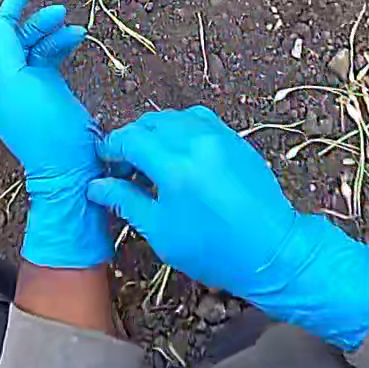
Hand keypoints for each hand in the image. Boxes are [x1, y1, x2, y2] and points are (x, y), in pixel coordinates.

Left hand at [0, 0, 111, 267]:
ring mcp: (28, 88)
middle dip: (36, 23)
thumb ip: (8, 51)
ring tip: (74, 27)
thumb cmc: (46, 126)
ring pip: (36, 46)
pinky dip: (61, 46)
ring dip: (52, 33)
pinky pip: (50, 59)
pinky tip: (77, 38)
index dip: (10, 11)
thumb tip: (5, 24)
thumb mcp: (20, 83)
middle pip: (17, 39)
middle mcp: (7, 84)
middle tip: (60, 11)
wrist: (73, 166)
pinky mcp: (49, 92)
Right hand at [86, 106, 368, 347]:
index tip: (102, 162)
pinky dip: (178, 128)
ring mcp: (216, 134)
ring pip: (171, 117)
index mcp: (175, 165)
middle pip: (149, 123)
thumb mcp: (161, 231)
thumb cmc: (214, 248)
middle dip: (130, 139)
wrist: (272, 250)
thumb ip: (126, 201)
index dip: (110, 148)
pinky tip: (176, 153)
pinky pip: (195, 119)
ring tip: (149, 161)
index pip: (130, 139)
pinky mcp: (231, 136)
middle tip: (122, 166)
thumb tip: (97, 186)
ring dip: (153, 132)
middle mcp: (195, 140)